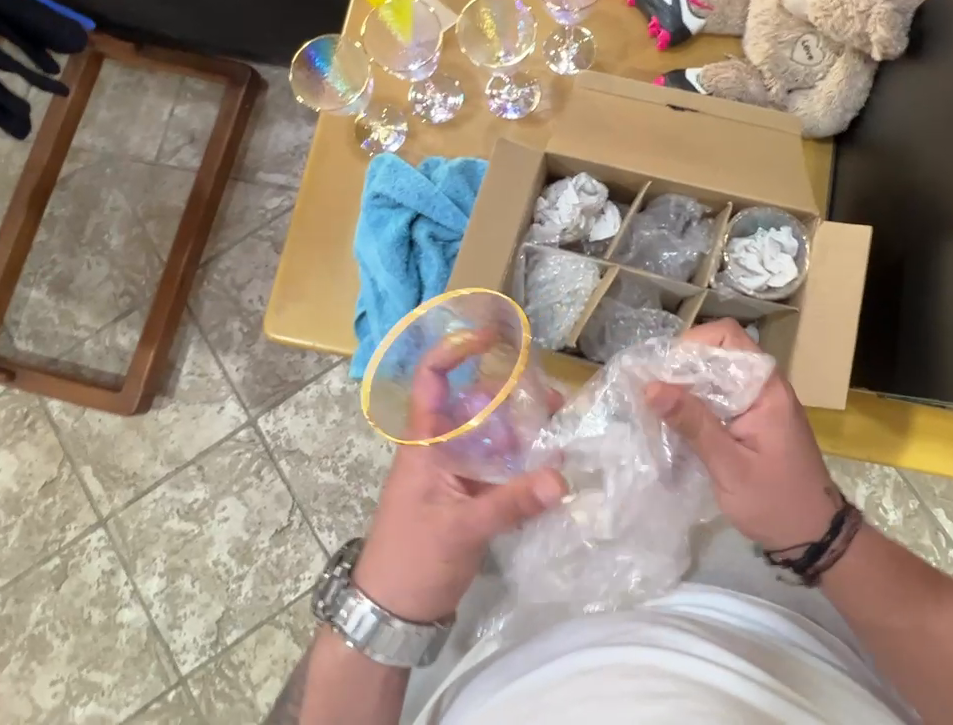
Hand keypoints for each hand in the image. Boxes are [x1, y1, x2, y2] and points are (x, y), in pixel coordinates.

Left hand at [352, 331, 565, 624]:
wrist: (389, 615)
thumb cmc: (410, 559)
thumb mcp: (461, 528)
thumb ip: (511, 502)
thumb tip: (562, 478)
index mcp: (425, 443)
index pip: (432, 380)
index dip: (455, 351)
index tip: (492, 337)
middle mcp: (441, 450)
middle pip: (477, 407)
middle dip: (515, 400)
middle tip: (557, 404)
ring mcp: (455, 475)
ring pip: (492, 440)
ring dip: (524, 435)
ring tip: (563, 436)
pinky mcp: (468, 500)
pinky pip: (499, 471)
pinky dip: (523, 467)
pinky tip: (552, 472)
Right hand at [646, 319, 841, 551]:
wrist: (814, 538)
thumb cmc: (775, 503)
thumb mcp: (730, 467)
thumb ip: (693, 424)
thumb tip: (651, 386)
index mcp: (767, 388)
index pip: (729, 336)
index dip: (693, 343)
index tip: (664, 371)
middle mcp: (765, 387)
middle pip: (719, 354)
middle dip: (683, 368)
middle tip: (652, 392)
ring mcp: (761, 404)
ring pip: (717, 377)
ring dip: (688, 388)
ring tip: (658, 409)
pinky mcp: (754, 421)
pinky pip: (721, 399)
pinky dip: (698, 406)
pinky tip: (677, 426)